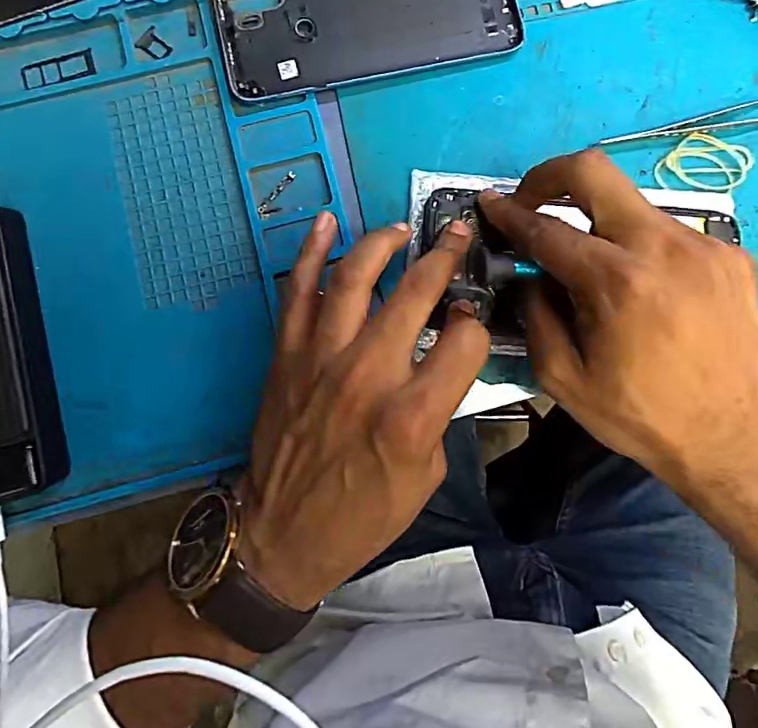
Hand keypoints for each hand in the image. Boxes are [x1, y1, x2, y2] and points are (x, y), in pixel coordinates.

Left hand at [237, 210, 489, 610]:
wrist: (281, 535)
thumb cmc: (363, 514)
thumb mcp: (426, 476)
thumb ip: (440, 410)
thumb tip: (445, 358)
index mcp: (412, 415)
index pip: (464, 341)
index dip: (475, 325)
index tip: (470, 320)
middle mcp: (368, 375)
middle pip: (416, 294)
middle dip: (445, 257)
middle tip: (458, 236)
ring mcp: (322, 358)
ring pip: (356, 278)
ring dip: (383, 243)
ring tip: (401, 228)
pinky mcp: (287, 354)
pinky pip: (298, 291)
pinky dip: (311, 252)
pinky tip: (326, 222)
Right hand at [478, 149, 757, 492]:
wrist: (730, 436)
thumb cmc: (639, 412)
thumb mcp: (563, 377)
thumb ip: (535, 313)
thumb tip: (530, 272)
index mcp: (619, 281)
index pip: (549, 228)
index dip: (511, 214)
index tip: (490, 204)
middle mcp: (664, 247)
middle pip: (595, 171)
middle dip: (550, 176)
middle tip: (532, 201)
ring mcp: (704, 244)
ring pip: (631, 203)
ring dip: (599, 222)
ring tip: (595, 264)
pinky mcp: (730, 253)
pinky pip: (667, 230)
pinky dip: (641, 247)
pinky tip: (645, 285)